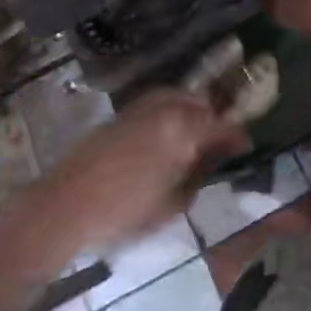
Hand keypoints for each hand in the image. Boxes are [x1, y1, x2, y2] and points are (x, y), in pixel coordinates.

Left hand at [20, 89, 249, 253]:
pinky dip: (170, 111)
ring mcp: (139, 108)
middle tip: (221, 142)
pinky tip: (168, 134)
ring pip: (177, 97)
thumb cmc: (123, 212)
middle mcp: (163, 109)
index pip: (221, 125)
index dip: (236, 136)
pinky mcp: (120, 115)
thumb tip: (211, 162)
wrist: (65, 206)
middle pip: (200, 103)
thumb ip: (197, 177)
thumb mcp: (172, 203)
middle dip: (214, 119)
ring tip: (196, 135)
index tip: (246, 146)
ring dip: (192, 111)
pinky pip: (156, 103)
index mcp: (181, 130)